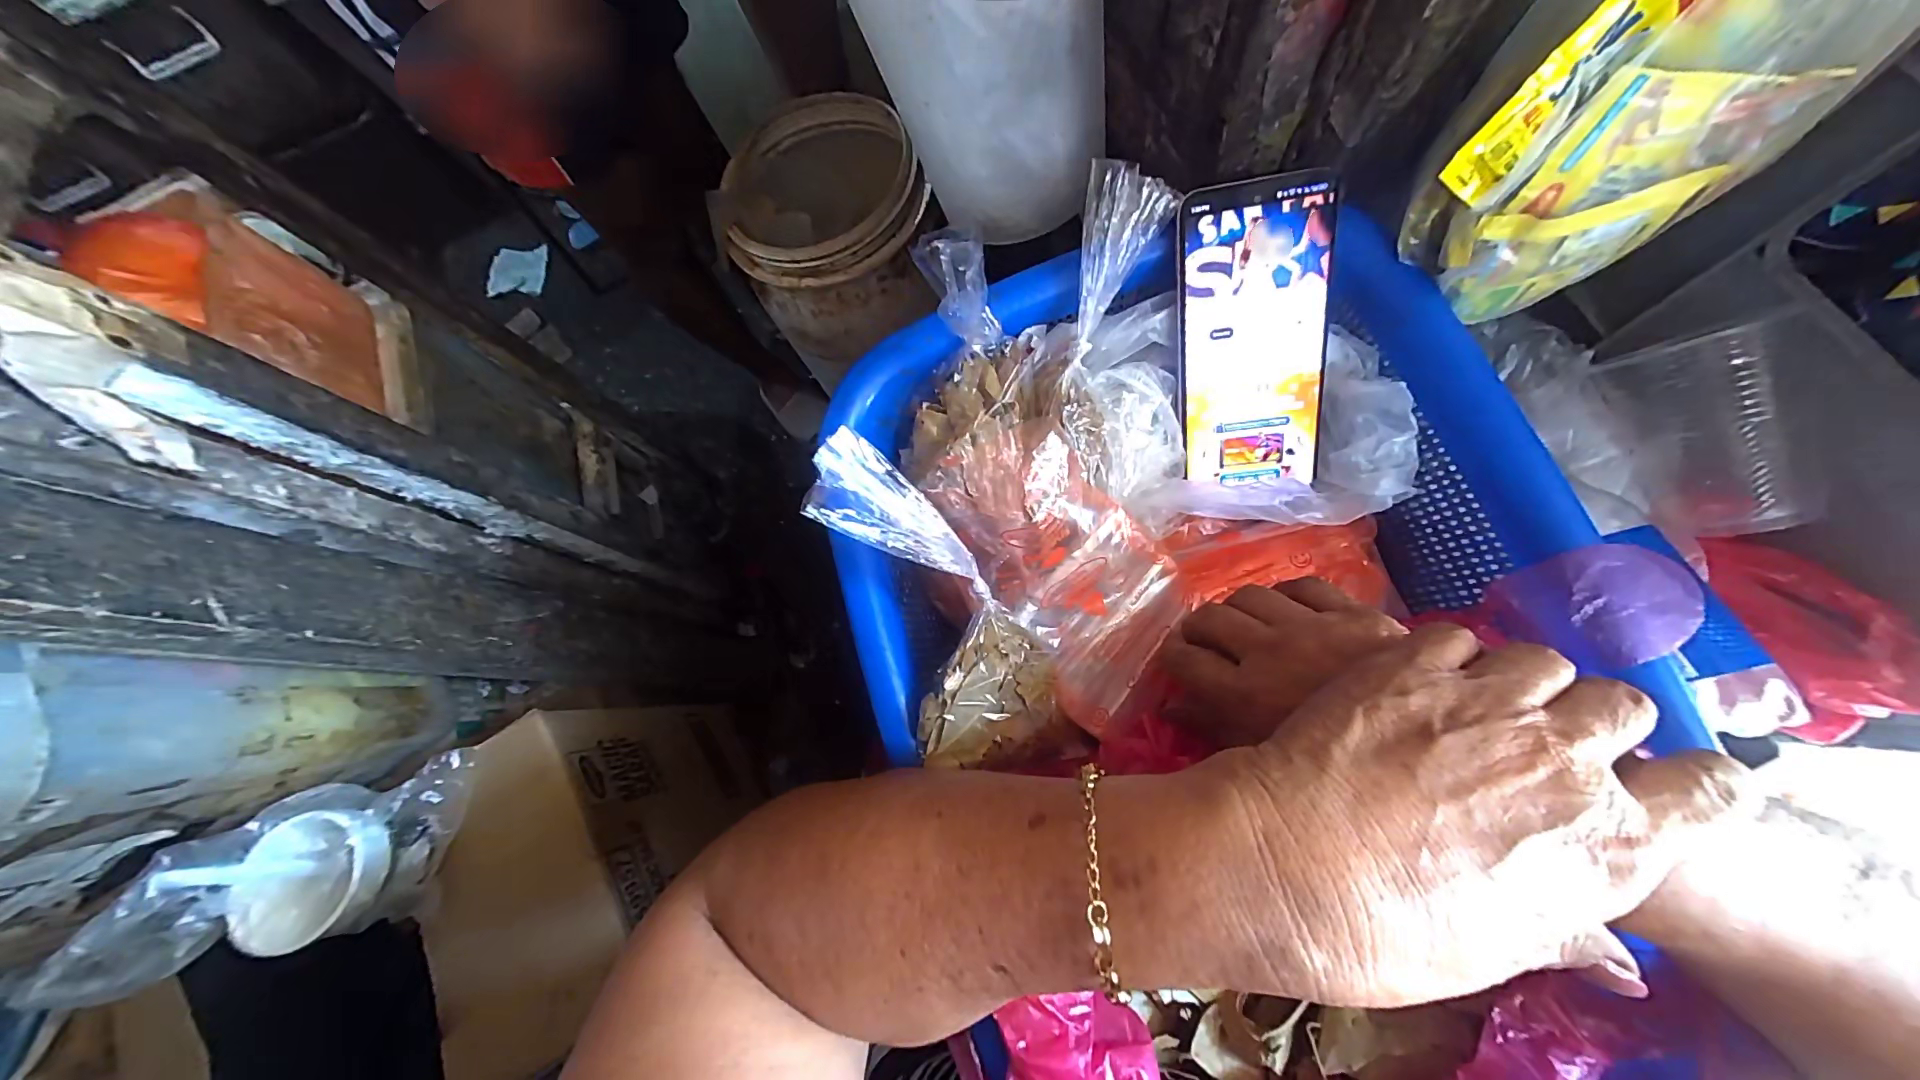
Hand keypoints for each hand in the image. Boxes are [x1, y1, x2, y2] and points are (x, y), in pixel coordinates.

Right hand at [1160, 579, 1406, 746]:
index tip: (1175, 656)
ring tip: (1240, 621)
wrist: (1422, 754)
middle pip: (1210, 619)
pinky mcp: (1353, 614)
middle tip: (1200, 637)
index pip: (1184, 657)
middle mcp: (1268, 651)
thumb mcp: (1262, 755)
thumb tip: (1168, 708)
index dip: (1171, 653)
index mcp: (1242, 694)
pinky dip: (1286, 594)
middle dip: (1196, 626)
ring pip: (1250, 595)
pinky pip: (1302, 586)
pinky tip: (1286, 608)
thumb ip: (1210, 727)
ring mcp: (1312, 628)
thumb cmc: (1333, 765)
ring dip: (1236, 606)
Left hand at [1204, 624, 1751, 1007]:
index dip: (1685, 776)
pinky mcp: (1406, 667)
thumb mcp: (1498, 949)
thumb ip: (1562, 932)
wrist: (1290, 865)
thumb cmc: (1388, 927)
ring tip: (1477, 697)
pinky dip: (1445, 652)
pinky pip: (1452, 637)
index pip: (1709, 789)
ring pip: (1538, 659)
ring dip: (1518, 676)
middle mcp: (1562, 759)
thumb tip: (1617, 960)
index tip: (1654, 773)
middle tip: (1542, 727)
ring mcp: (1482, 703)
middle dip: (1589, 712)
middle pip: (1619, 703)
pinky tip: (1417, 675)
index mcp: (1611, 843)